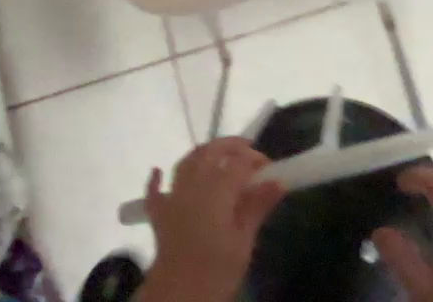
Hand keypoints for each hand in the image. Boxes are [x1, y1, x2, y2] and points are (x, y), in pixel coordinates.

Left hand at [139, 137, 286, 301]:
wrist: (177, 299)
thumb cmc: (216, 273)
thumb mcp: (243, 243)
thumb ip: (257, 207)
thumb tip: (277, 182)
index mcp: (217, 190)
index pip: (239, 162)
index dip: (256, 159)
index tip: (270, 168)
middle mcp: (193, 185)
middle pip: (212, 151)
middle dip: (231, 146)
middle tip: (249, 152)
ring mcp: (173, 198)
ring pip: (187, 162)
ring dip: (203, 153)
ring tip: (218, 156)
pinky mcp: (159, 216)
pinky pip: (155, 191)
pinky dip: (156, 179)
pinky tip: (157, 171)